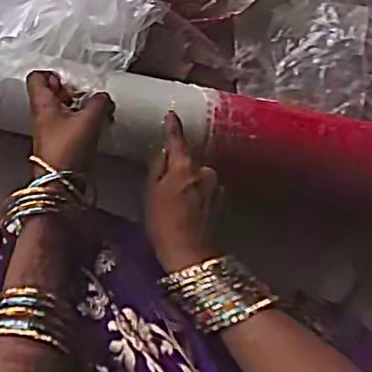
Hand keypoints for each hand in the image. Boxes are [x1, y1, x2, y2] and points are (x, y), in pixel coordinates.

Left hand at [27, 71, 113, 174]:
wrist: (60, 184)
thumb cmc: (67, 150)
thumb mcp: (89, 119)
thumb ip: (99, 102)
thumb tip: (104, 97)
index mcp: (42, 103)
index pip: (36, 77)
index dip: (52, 73)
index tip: (71, 78)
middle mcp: (42, 114)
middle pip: (51, 91)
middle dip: (71, 89)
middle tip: (87, 93)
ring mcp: (49, 129)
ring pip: (61, 107)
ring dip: (78, 105)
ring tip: (96, 108)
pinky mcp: (59, 142)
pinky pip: (68, 123)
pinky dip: (81, 120)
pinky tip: (95, 125)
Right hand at [145, 112, 218, 271]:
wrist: (189, 255)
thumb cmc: (164, 224)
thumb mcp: (150, 192)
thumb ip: (157, 165)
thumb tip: (162, 149)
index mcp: (184, 166)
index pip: (178, 139)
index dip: (172, 127)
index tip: (171, 115)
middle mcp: (205, 171)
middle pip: (187, 160)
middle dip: (177, 168)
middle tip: (162, 188)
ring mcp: (215, 185)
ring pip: (196, 175)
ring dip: (187, 182)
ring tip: (174, 204)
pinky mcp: (221, 199)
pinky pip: (204, 188)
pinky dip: (196, 193)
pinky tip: (186, 210)